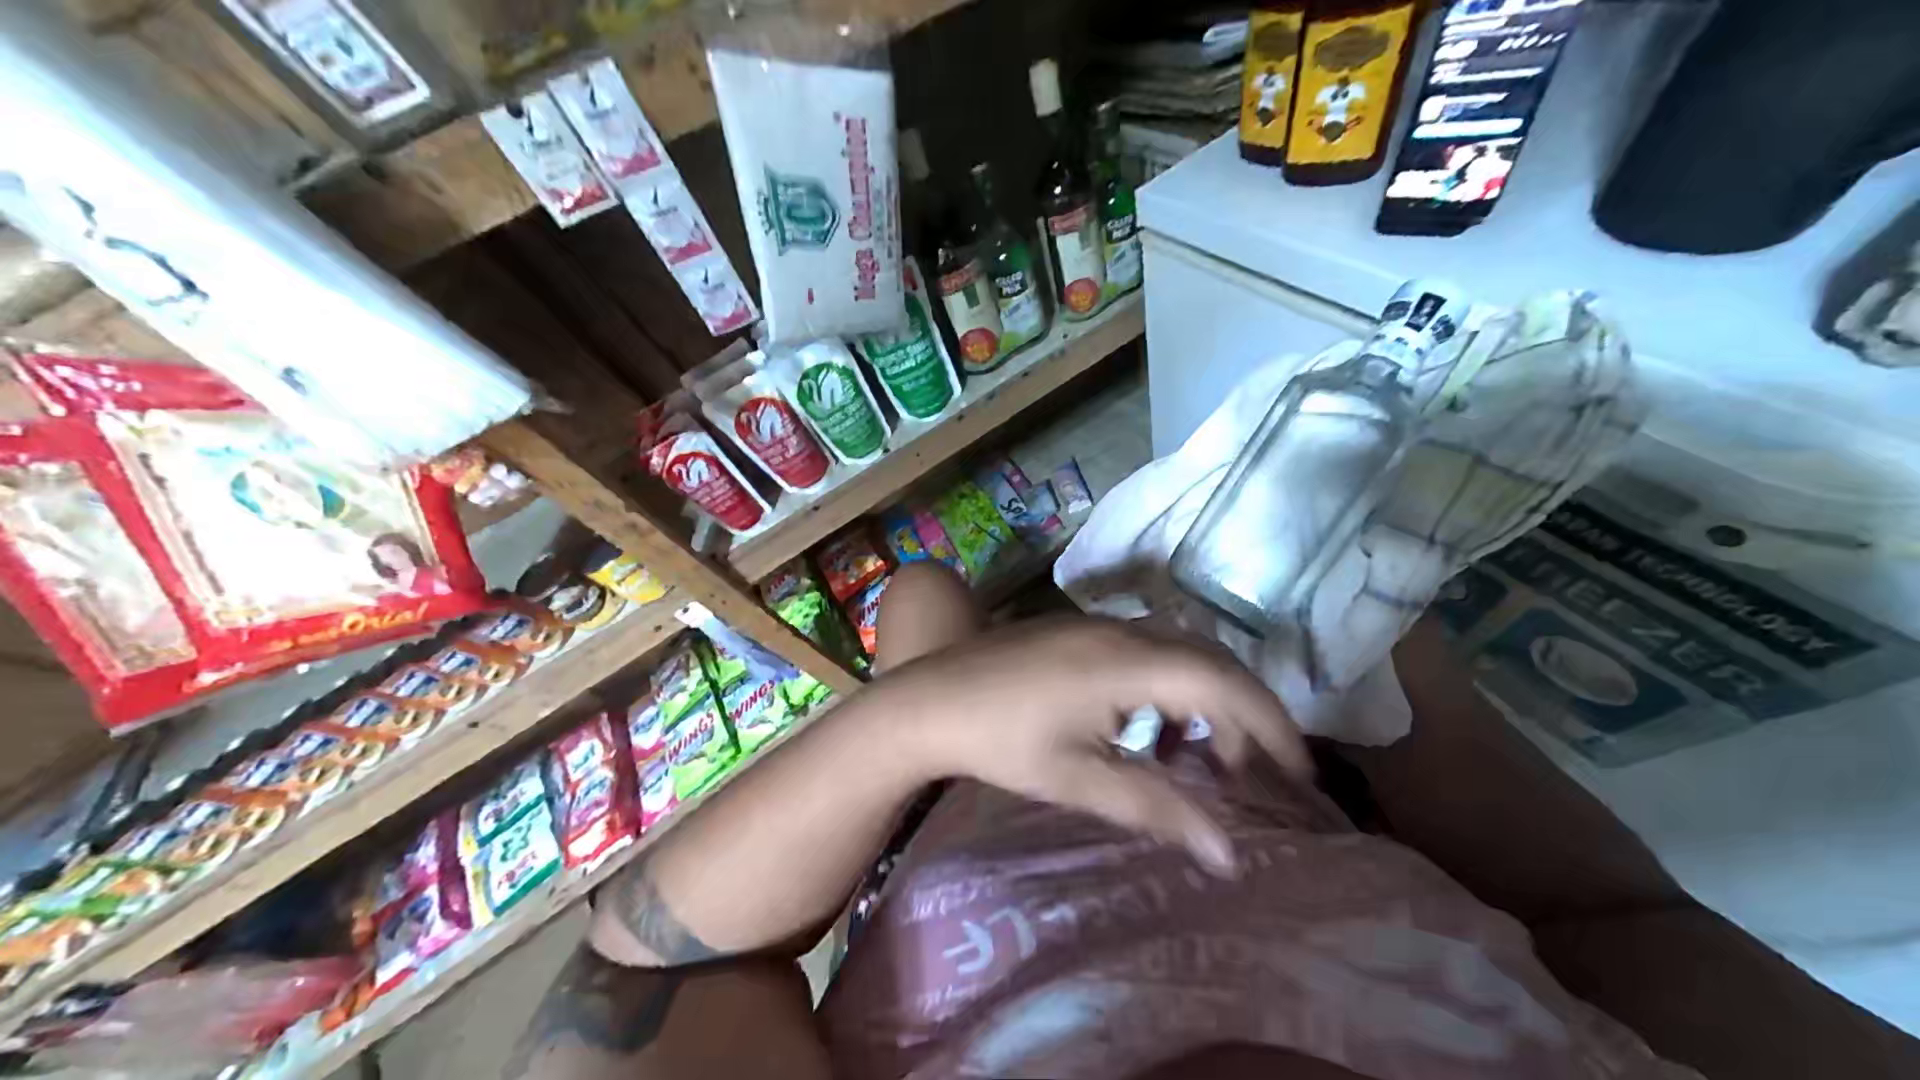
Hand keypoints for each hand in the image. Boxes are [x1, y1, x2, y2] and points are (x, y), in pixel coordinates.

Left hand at [870, 617, 1309, 876]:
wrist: (926, 700)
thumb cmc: (1000, 744)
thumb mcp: (1079, 779)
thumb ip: (1157, 808)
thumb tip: (1230, 854)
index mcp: (1127, 662)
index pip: (1224, 683)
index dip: (1272, 726)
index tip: (1298, 776)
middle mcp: (1120, 630)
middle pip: (1210, 659)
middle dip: (1245, 712)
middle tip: (1255, 774)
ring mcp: (1095, 623)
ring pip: (1179, 650)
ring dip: (1206, 697)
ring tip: (1204, 758)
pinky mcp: (1076, 628)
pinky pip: (1146, 647)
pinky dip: (1169, 684)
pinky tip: (1151, 727)